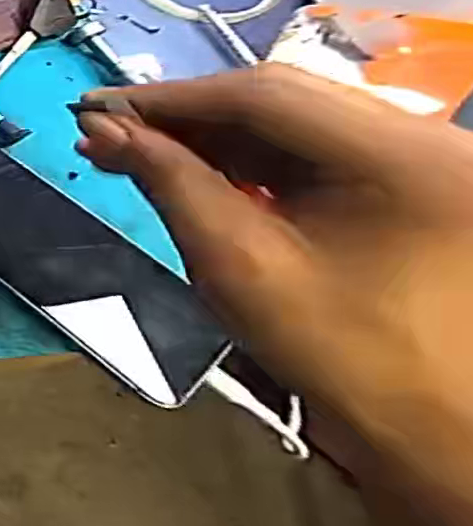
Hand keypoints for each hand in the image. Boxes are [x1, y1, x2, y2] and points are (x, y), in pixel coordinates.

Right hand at [73, 65, 472, 465]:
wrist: (443, 429)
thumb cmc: (342, 350)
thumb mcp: (235, 258)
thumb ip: (166, 179)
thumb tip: (99, 126)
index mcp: (411, 160)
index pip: (262, 96)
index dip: (164, 97)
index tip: (89, 108)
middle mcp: (434, 144)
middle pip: (278, 97)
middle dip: (179, 112)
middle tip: (101, 128)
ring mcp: (430, 163)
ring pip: (288, 118)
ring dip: (201, 131)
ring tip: (127, 149)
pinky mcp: (413, 183)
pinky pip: (307, 146)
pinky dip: (235, 151)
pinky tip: (181, 164)